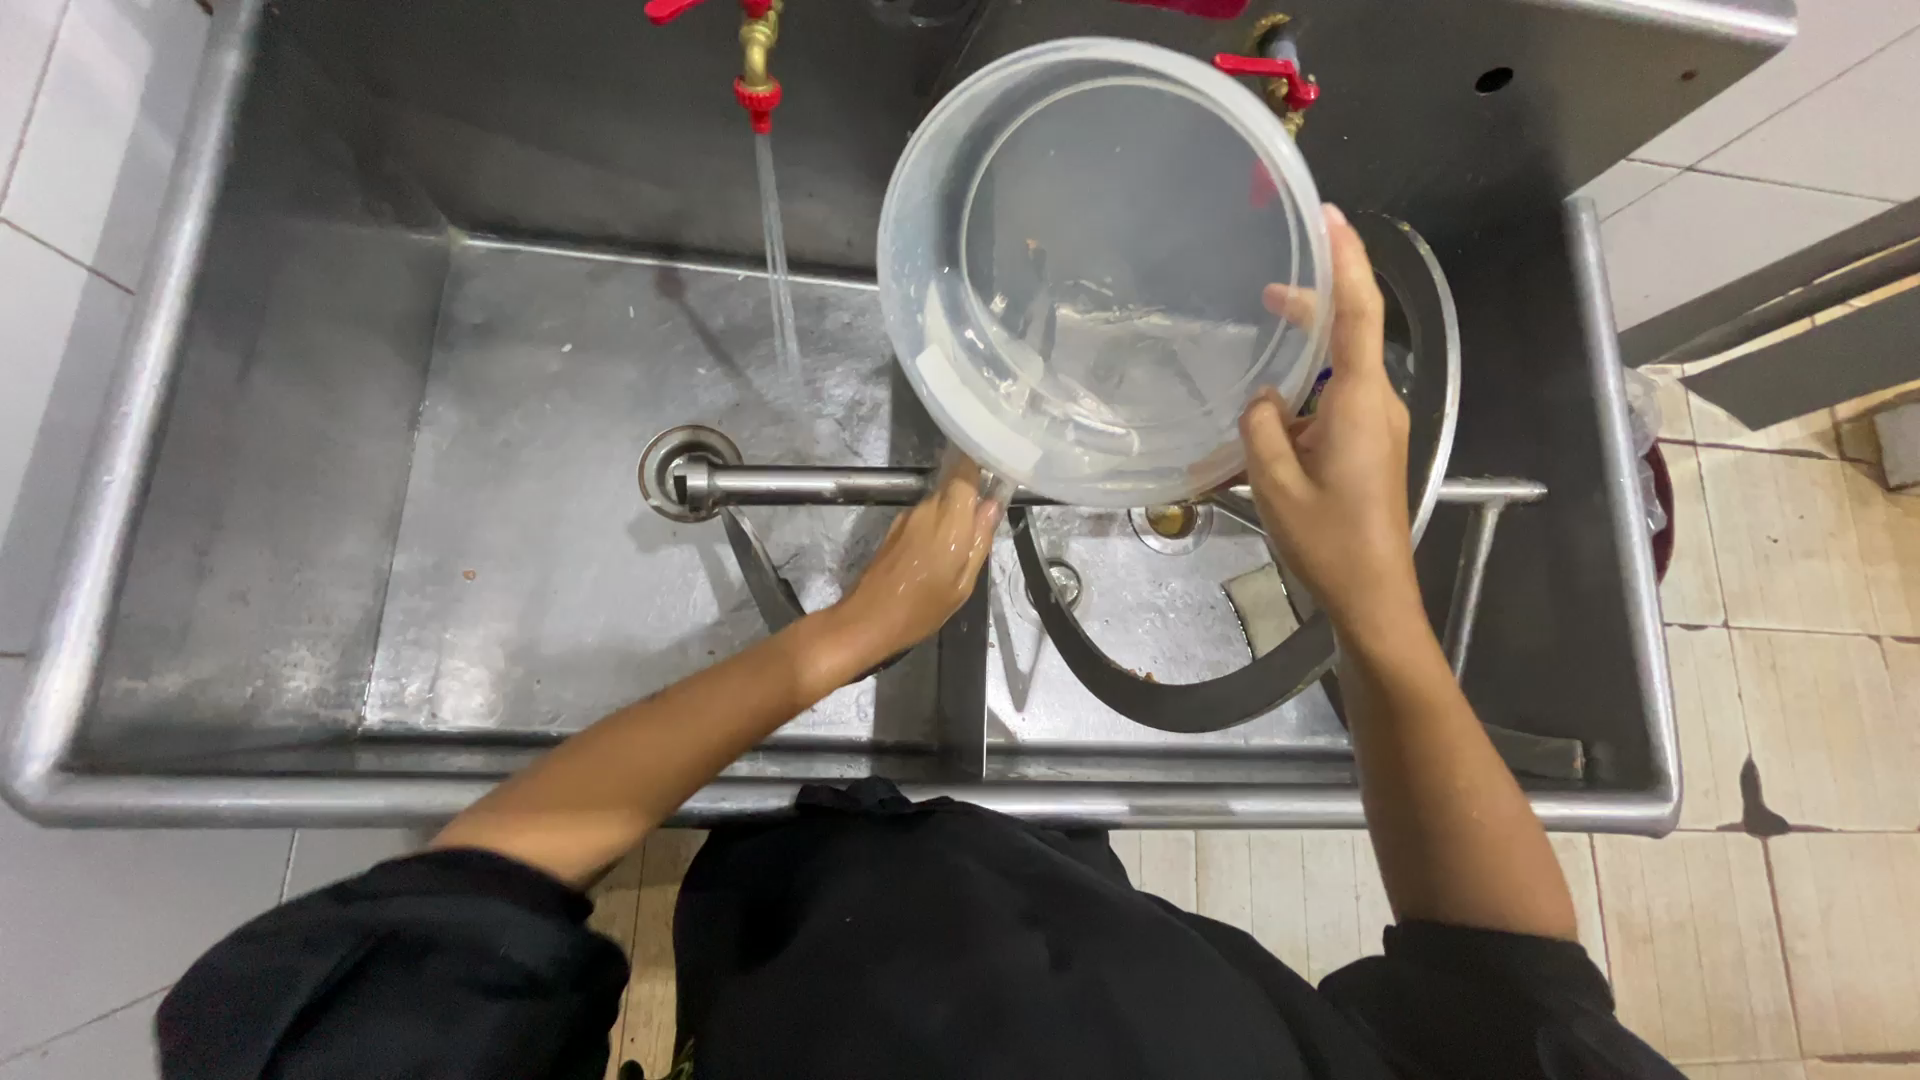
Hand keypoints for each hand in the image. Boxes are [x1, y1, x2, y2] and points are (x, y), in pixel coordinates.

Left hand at [834, 454, 999, 657]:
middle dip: (970, 498)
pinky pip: (924, 517)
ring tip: (961, 548)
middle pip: (953, 487)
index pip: (965, 472)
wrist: (868, 620)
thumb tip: (993, 506)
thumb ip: (980, 540)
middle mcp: (927, 510)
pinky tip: (937, 555)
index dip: (979, 463)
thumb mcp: (963, 583)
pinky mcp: (894, 529)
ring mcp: (907, 518)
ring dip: (952, 516)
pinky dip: (936, 527)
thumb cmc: (922, 609)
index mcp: (949, 521)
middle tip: (985, 523)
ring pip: (939, 503)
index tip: (995, 468)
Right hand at [1239, 205, 1420, 642]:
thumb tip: (1262, 398)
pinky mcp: (1368, 448)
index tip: (1328, 217)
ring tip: (1251, 367)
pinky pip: (1332, 408)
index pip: (1359, 313)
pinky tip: (1262, 424)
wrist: (1373, 596)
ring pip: (1336, 376)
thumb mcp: (1275, 484)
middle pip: (1349, 335)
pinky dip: (1299, 404)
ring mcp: (1377, 426)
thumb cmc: (1327, 542)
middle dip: (1312, 307)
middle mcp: (1378, 404)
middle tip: (1263, 293)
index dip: (1346, 261)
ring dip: (1298, 365)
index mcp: (1361, 404)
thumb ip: (1261, 429)